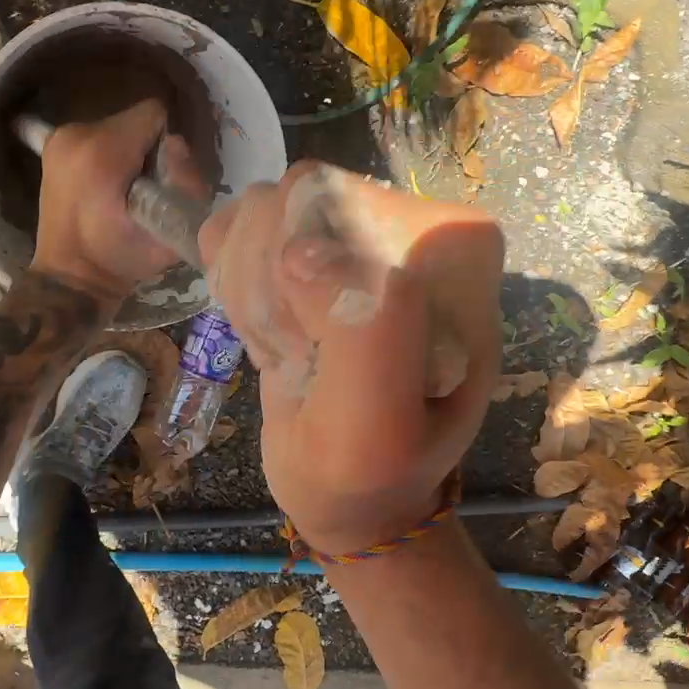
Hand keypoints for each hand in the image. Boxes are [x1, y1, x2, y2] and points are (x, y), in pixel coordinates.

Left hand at [31, 97, 206, 306]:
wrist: (70, 278)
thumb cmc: (119, 261)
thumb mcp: (170, 235)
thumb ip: (187, 186)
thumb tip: (178, 147)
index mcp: (102, 153)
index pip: (154, 115)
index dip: (166, 147)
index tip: (160, 181)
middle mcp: (77, 134)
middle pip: (135, 121)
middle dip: (147, 150)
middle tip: (142, 192)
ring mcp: (61, 138)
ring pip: (117, 128)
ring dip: (128, 153)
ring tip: (122, 193)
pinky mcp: (54, 146)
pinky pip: (97, 137)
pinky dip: (109, 156)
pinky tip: (104, 187)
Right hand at [198, 162, 503, 554]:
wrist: (347, 494)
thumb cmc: (368, 474)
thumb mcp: (378, 429)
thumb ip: (363, 333)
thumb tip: (298, 247)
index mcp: (456, 245)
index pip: (339, 203)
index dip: (301, 278)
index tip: (317, 348)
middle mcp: (413, 223)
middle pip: (294, 194)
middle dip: (270, 286)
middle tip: (300, 351)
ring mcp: (356, 228)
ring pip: (258, 208)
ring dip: (250, 293)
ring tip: (290, 347)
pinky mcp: (310, 244)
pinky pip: (237, 224)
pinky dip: (232, 284)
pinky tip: (271, 331)